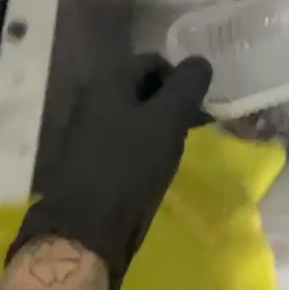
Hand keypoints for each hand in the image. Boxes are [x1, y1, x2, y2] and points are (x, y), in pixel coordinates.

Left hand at [11, 54, 211, 289]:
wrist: (86, 228)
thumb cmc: (129, 168)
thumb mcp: (166, 122)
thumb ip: (187, 87)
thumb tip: (201, 61)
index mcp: (108, 81)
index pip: (154, 61)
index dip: (182, 77)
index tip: (202, 102)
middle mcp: (94, 98)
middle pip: (144, 85)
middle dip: (174, 100)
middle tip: (199, 123)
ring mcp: (90, 128)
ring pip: (137, 112)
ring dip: (163, 122)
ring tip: (184, 143)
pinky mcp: (93, 156)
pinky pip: (128, 136)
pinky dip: (148, 141)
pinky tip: (161, 161)